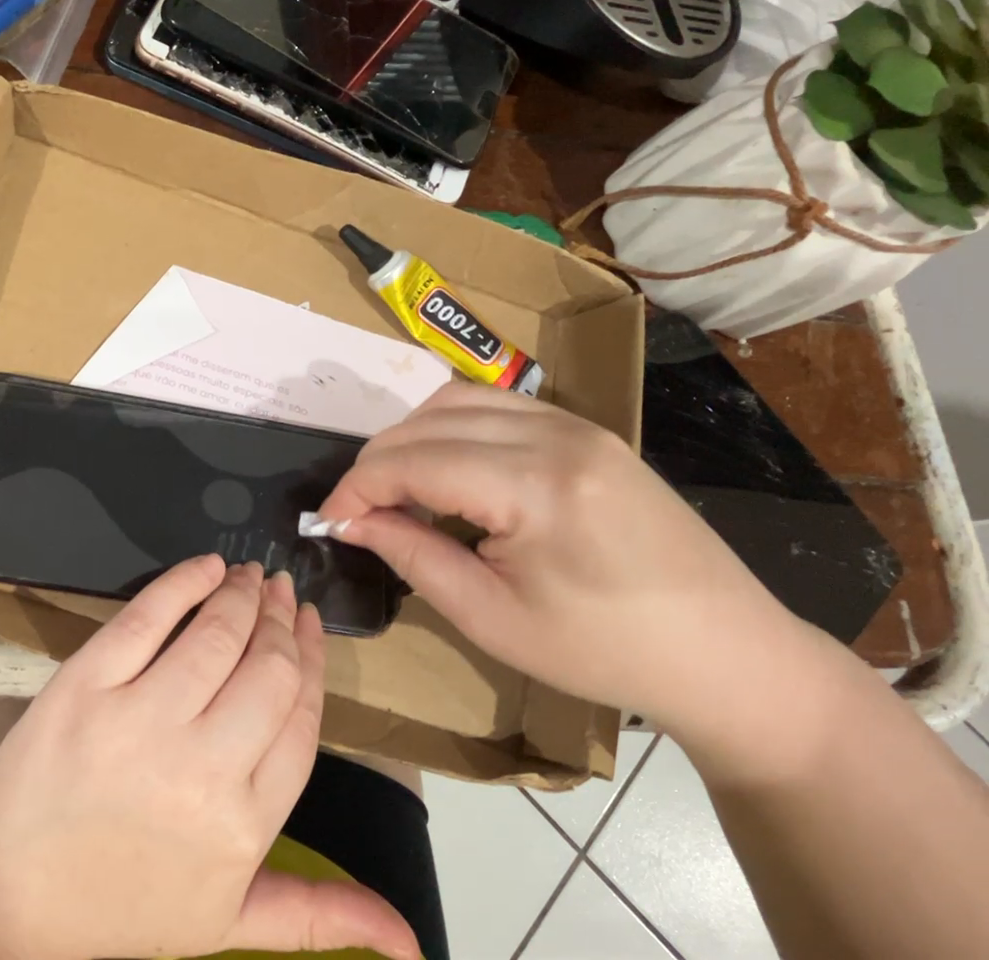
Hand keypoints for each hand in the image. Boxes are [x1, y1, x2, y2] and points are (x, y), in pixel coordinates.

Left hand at [0, 557, 419, 959]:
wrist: (10, 886)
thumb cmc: (117, 903)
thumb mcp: (225, 921)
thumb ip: (318, 916)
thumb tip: (411, 939)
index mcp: (244, 825)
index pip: (302, 722)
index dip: (314, 664)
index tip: (311, 628)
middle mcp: (201, 769)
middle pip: (268, 672)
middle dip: (283, 622)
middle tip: (283, 591)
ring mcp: (139, 720)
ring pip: (216, 637)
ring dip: (241, 596)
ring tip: (249, 577)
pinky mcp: (86, 684)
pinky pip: (147, 617)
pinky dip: (182, 583)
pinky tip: (204, 568)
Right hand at [315, 381, 824, 732]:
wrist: (727, 656)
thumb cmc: (603, 651)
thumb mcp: (490, 616)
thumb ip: (411, 554)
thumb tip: (349, 519)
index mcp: (538, 486)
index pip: (412, 460)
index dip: (356, 487)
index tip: (327, 519)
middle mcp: (559, 435)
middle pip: (428, 420)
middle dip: (376, 462)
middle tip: (355, 511)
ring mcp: (580, 426)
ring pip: (458, 399)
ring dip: (410, 437)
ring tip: (393, 489)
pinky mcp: (590, 433)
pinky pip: (497, 406)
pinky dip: (450, 428)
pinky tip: (443, 470)